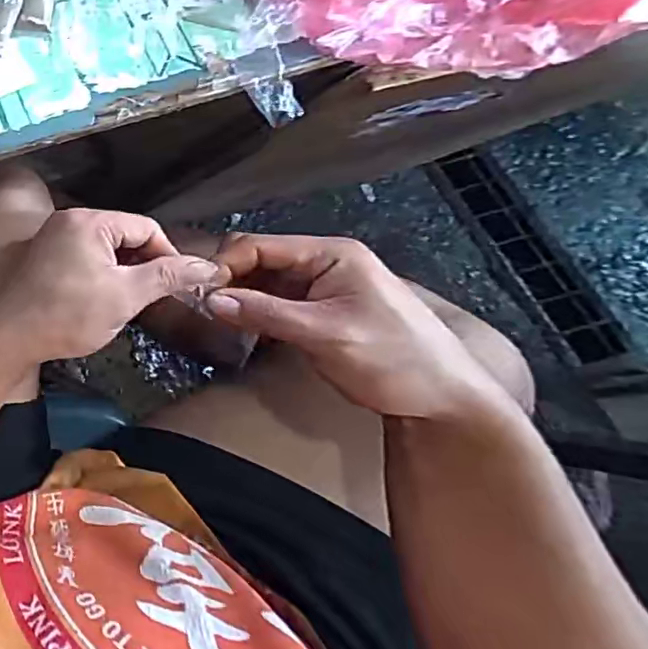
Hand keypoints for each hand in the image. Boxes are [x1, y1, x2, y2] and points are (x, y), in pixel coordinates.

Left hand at [0, 209, 226, 362]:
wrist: (10, 336)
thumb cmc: (69, 314)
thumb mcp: (125, 295)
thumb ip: (167, 277)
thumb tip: (209, 266)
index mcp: (88, 221)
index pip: (146, 227)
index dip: (169, 255)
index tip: (181, 286)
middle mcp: (69, 220)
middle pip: (125, 234)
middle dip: (146, 264)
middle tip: (158, 297)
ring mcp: (53, 237)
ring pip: (106, 248)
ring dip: (125, 271)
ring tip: (133, 301)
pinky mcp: (45, 256)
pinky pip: (86, 256)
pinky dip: (102, 274)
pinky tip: (106, 299)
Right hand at [200, 233, 515, 423]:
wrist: (445, 403)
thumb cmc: (397, 361)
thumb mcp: (326, 335)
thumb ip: (265, 313)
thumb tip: (212, 300)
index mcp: (331, 254)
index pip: (259, 245)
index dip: (226, 264)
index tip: (202, 292)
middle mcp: (323, 263)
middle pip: (257, 260)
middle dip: (229, 281)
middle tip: (206, 308)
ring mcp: (320, 287)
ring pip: (261, 282)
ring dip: (239, 298)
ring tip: (219, 320)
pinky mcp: (317, 311)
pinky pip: (272, 302)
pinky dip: (252, 313)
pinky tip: (241, 329)